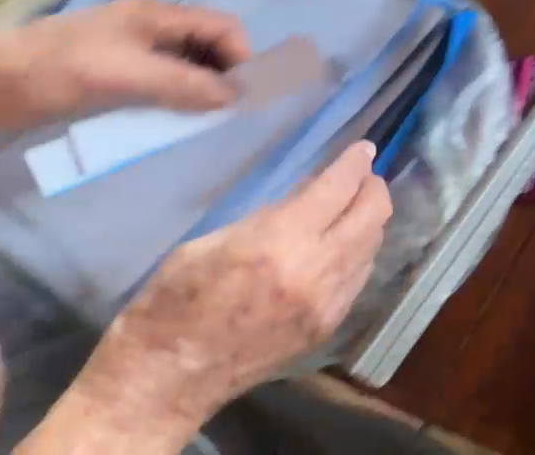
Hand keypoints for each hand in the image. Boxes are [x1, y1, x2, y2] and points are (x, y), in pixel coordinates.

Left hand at [0, 0, 249, 129]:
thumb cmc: (53, 71)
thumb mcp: (122, 75)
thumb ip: (183, 83)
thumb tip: (236, 97)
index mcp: (158, 16)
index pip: (223, 27)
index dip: (240, 55)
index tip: (238, 92)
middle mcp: (150, 28)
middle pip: (207, 45)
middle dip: (219, 74)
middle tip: (218, 108)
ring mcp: (128, 50)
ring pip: (183, 65)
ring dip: (193, 89)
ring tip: (191, 117)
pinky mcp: (109, 72)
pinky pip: (156, 81)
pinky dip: (168, 98)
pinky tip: (160, 117)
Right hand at [63, 142, 391, 433]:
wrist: (160, 385)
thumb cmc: (168, 308)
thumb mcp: (208, 245)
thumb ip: (270, 215)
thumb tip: (313, 189)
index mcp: (278, 243)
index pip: (338, 187)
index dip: (355, 163)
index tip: (363, 150)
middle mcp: (316, 267)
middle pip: (374, 211)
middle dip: (372, 186)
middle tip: (362, 178)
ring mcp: (329, 298)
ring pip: (374, 241)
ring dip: (368, 219)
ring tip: (352, 210)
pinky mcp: (332, 321)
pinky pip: (361, 272)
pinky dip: (358, 251)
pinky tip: (342, 246)